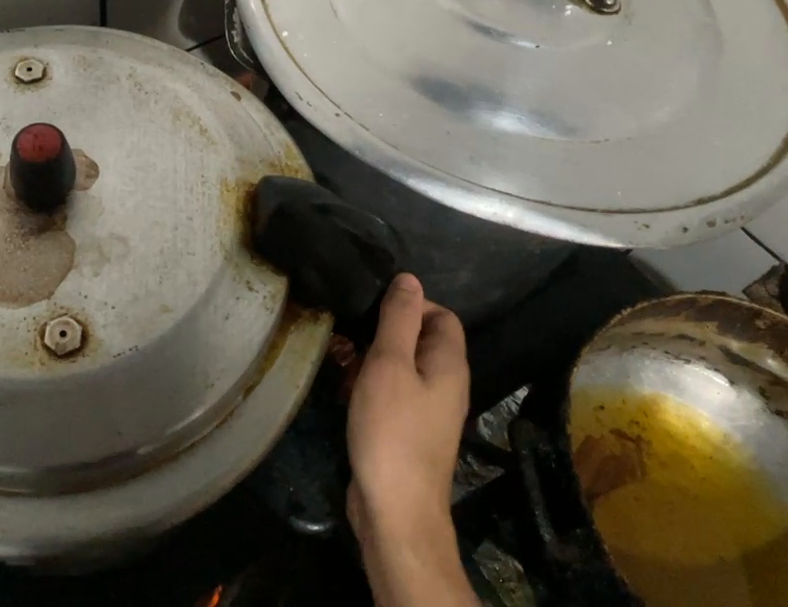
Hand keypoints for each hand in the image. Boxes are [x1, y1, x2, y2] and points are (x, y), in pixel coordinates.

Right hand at [347, 273, 473, 604]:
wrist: (394, 508)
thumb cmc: (392, 429)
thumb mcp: (390, 364)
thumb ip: (399, 319)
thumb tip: (409, 279)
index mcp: (449, 364)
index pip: (441, 315)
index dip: (409, 304)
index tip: (371, 308)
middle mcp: (445, 384)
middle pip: (418, 339)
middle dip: (380, 330)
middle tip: (346, 332)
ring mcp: (427, 409)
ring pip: (399, 365)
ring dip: (368, 357)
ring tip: (337, 359)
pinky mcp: (406, 429)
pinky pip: (389, 392)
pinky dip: (367, 384)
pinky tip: (342, 389)